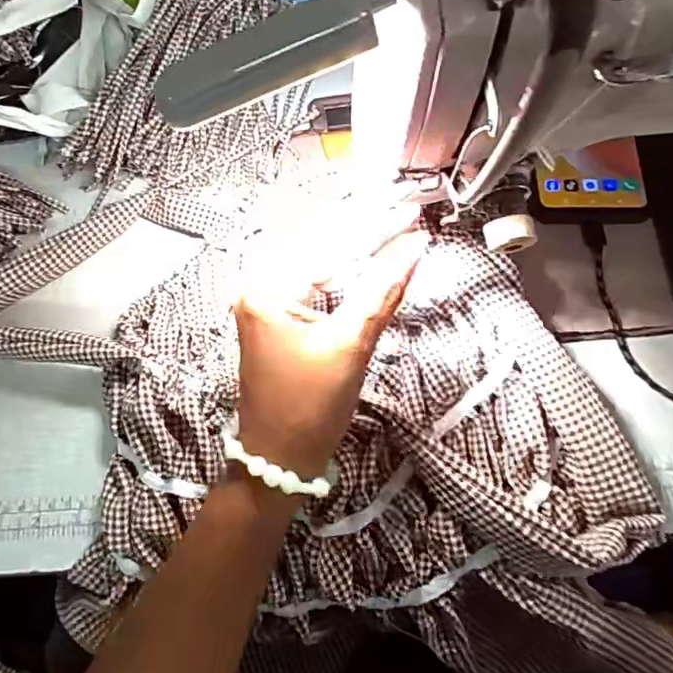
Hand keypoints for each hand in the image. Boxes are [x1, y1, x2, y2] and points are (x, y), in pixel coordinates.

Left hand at [232, 217, 427, 481]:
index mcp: (266, 291)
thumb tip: (414, 249)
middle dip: (367, 231)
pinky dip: (345, 275)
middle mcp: (258, 289)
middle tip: (407, 213)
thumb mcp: (350, 347)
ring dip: (358, 250)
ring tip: (396, 228)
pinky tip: (369, 261)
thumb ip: (380, 292)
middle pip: (322, 248)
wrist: (278, 460)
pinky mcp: (276, 319)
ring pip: (320, 265)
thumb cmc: (309, 411)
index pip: (331, 247)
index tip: (412, 212)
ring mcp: (265, 304)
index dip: (377, 228)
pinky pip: (315, 285)